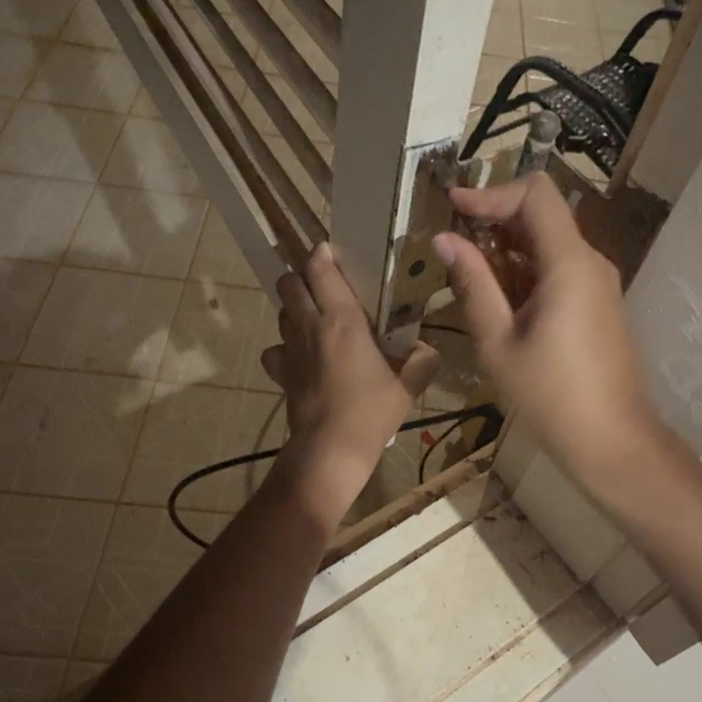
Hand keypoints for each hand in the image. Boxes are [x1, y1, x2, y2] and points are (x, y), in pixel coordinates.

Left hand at [260, 242, 439, 522]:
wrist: (331, 449)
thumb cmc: (372, 410)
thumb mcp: (410, 383)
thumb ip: (422, 359)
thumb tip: (426, 349)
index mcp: (342, 319)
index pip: (320, 269)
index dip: (322, 255)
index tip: (333, 252)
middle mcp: (310, 326)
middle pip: (289, 283)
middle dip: (301, 277)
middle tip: (324, 284)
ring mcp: (291, 349)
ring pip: (281, 312)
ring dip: (294, 308)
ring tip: (315, 317)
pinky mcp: (282, 373)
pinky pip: (275, 349)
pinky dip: (284, 347)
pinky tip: (301, 356)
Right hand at [433, 175, 662, 485]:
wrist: (613, 440)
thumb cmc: (552, 396)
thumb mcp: (499, 342)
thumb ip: (473, 284)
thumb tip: (444, 240)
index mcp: (569, 263)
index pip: (535, 194)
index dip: (491, 193)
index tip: (452, 207)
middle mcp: (590, 262)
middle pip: (543, 214)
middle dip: (495, 219)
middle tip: (452, 242)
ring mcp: (598, 284)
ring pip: (549, 242)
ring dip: (507, 247)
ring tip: (466, 272)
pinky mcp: (597, 304)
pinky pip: (559, 269)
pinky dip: (525, 270)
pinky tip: (496, 298)